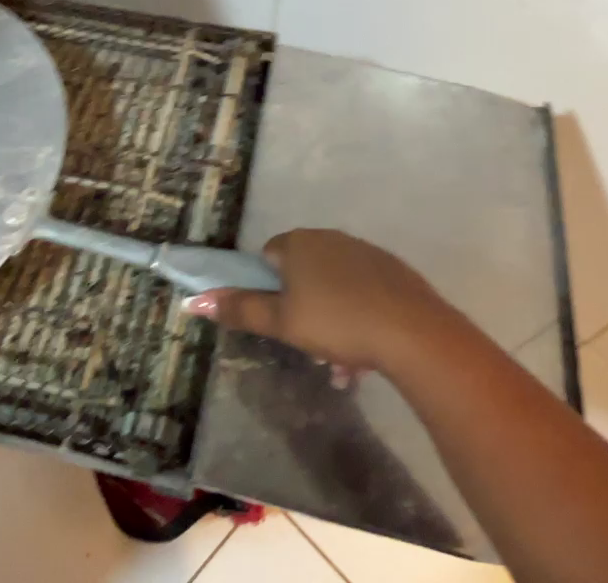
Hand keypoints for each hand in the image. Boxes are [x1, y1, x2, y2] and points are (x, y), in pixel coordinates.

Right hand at [185, 229, 456, 372]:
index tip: (278, 319)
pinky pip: (363, 295)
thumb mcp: (281, 322)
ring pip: (334, 290)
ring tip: (341, 367)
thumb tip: (195, 300)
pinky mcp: (393, 272)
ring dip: (331, 325)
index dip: (268, 288)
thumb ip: (240, 309)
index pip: (269, 256)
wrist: (412, 331)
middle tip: (309, 349)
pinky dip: (358, 321)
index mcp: (300, 243)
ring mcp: (366, 253)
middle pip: (303, 274)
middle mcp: (332, 238)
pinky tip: (366, 356)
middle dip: (302, 312)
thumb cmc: (336, 322)